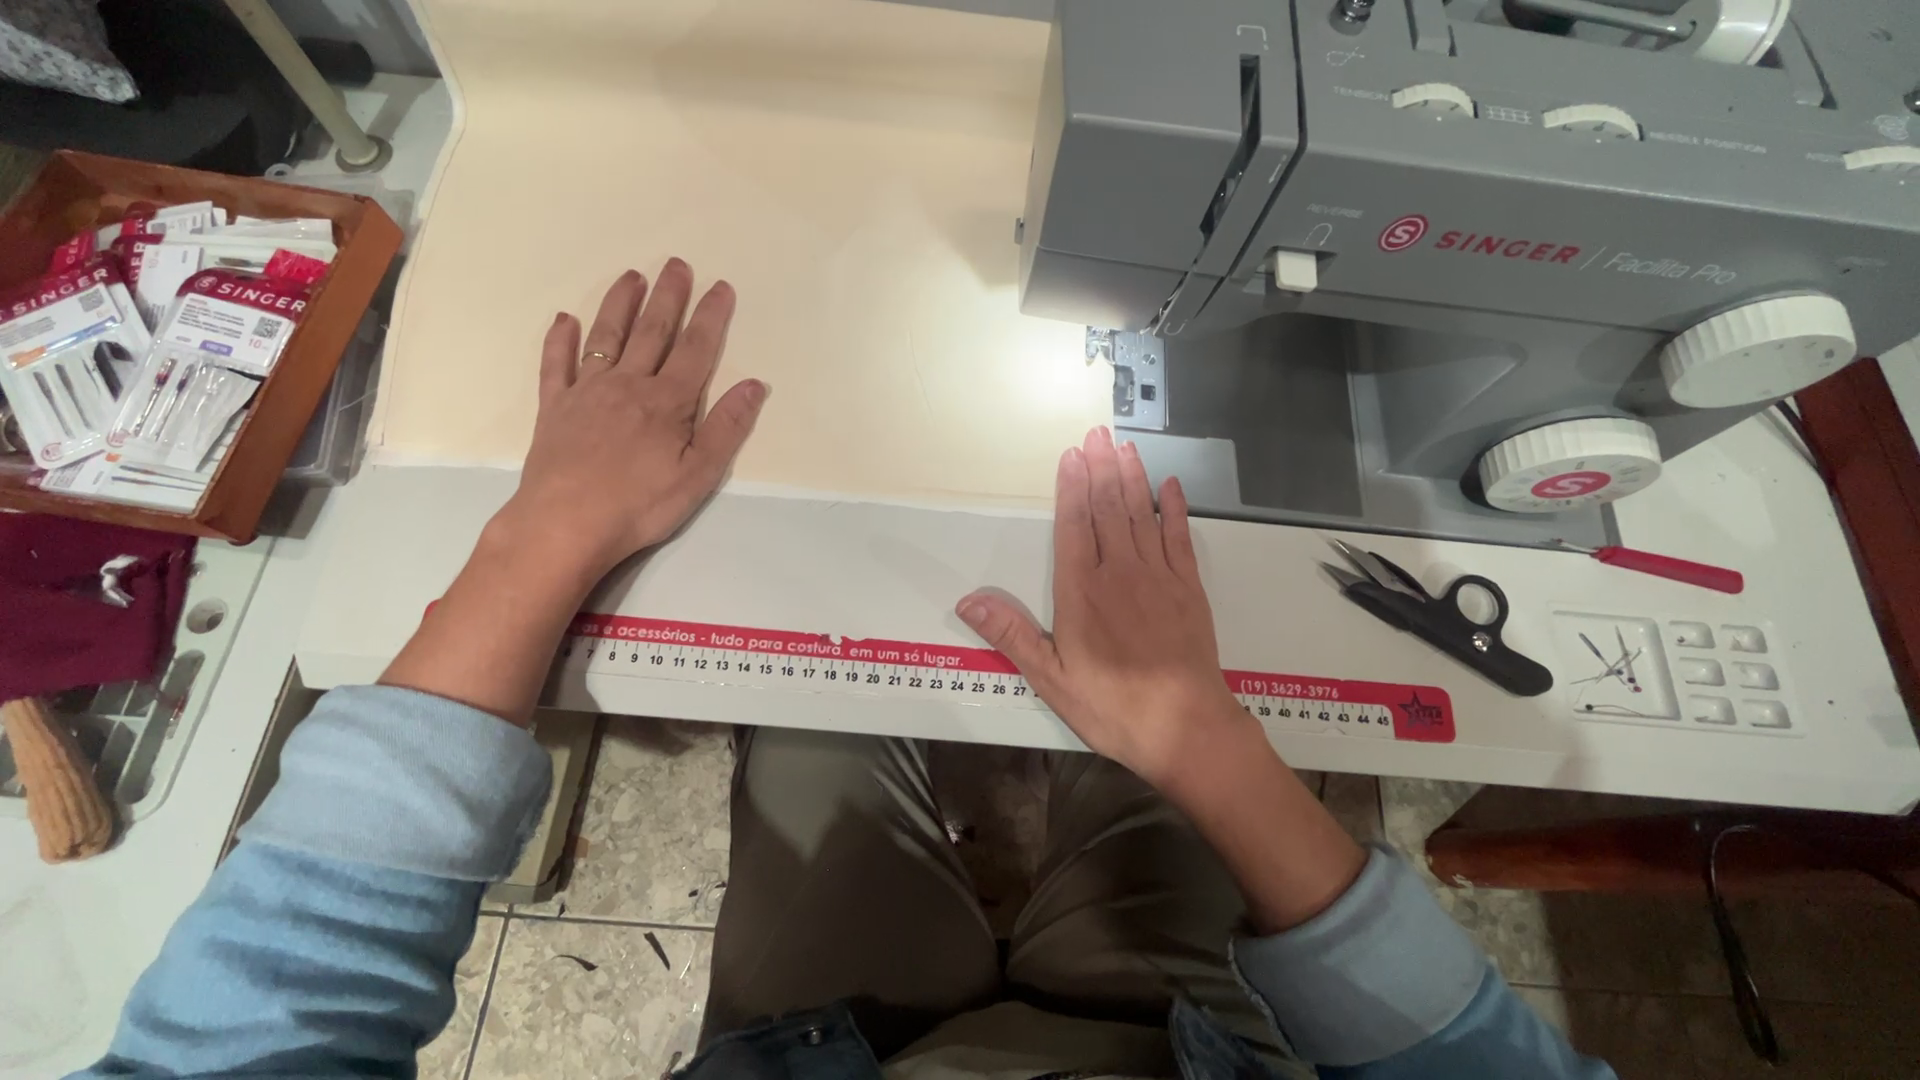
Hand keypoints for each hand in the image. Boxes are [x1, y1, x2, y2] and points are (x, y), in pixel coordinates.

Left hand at [496, 260, 767, 580]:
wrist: (565, 523)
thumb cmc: (640, 505)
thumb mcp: (699, 474)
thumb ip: (727, 427)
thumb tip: (754, 384)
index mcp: (667, 402)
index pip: (696, 350)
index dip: (711, 317)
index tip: (720, 286)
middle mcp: (628, 385)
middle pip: (652, 332)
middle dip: (667, 297)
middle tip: (677, 264)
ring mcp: (586, 393)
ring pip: (606, 338)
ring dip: (620, 304)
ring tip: (631, 276)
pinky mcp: (554, 408)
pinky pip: (557, 364)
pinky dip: (561, 340)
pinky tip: (565, 320)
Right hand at [956, 427, 1257, 787]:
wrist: (1185, 727)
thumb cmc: (1112, 706)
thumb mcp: (1051, 679)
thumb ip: (1012, 635)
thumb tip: (967, 601)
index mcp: (1082, 592)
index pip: (1073, 526)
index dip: (1071, 488)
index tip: (1072, 454)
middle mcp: (1120, 572)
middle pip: (1108, 509)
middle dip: (1101, 469)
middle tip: (1098, 432)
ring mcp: (1159, 577)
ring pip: (1141, 515)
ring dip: (1132, 478)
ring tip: (1125, 446)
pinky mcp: (1189, 589)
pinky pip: (1180, 538)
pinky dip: (1174, 509)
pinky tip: (1170, 486)